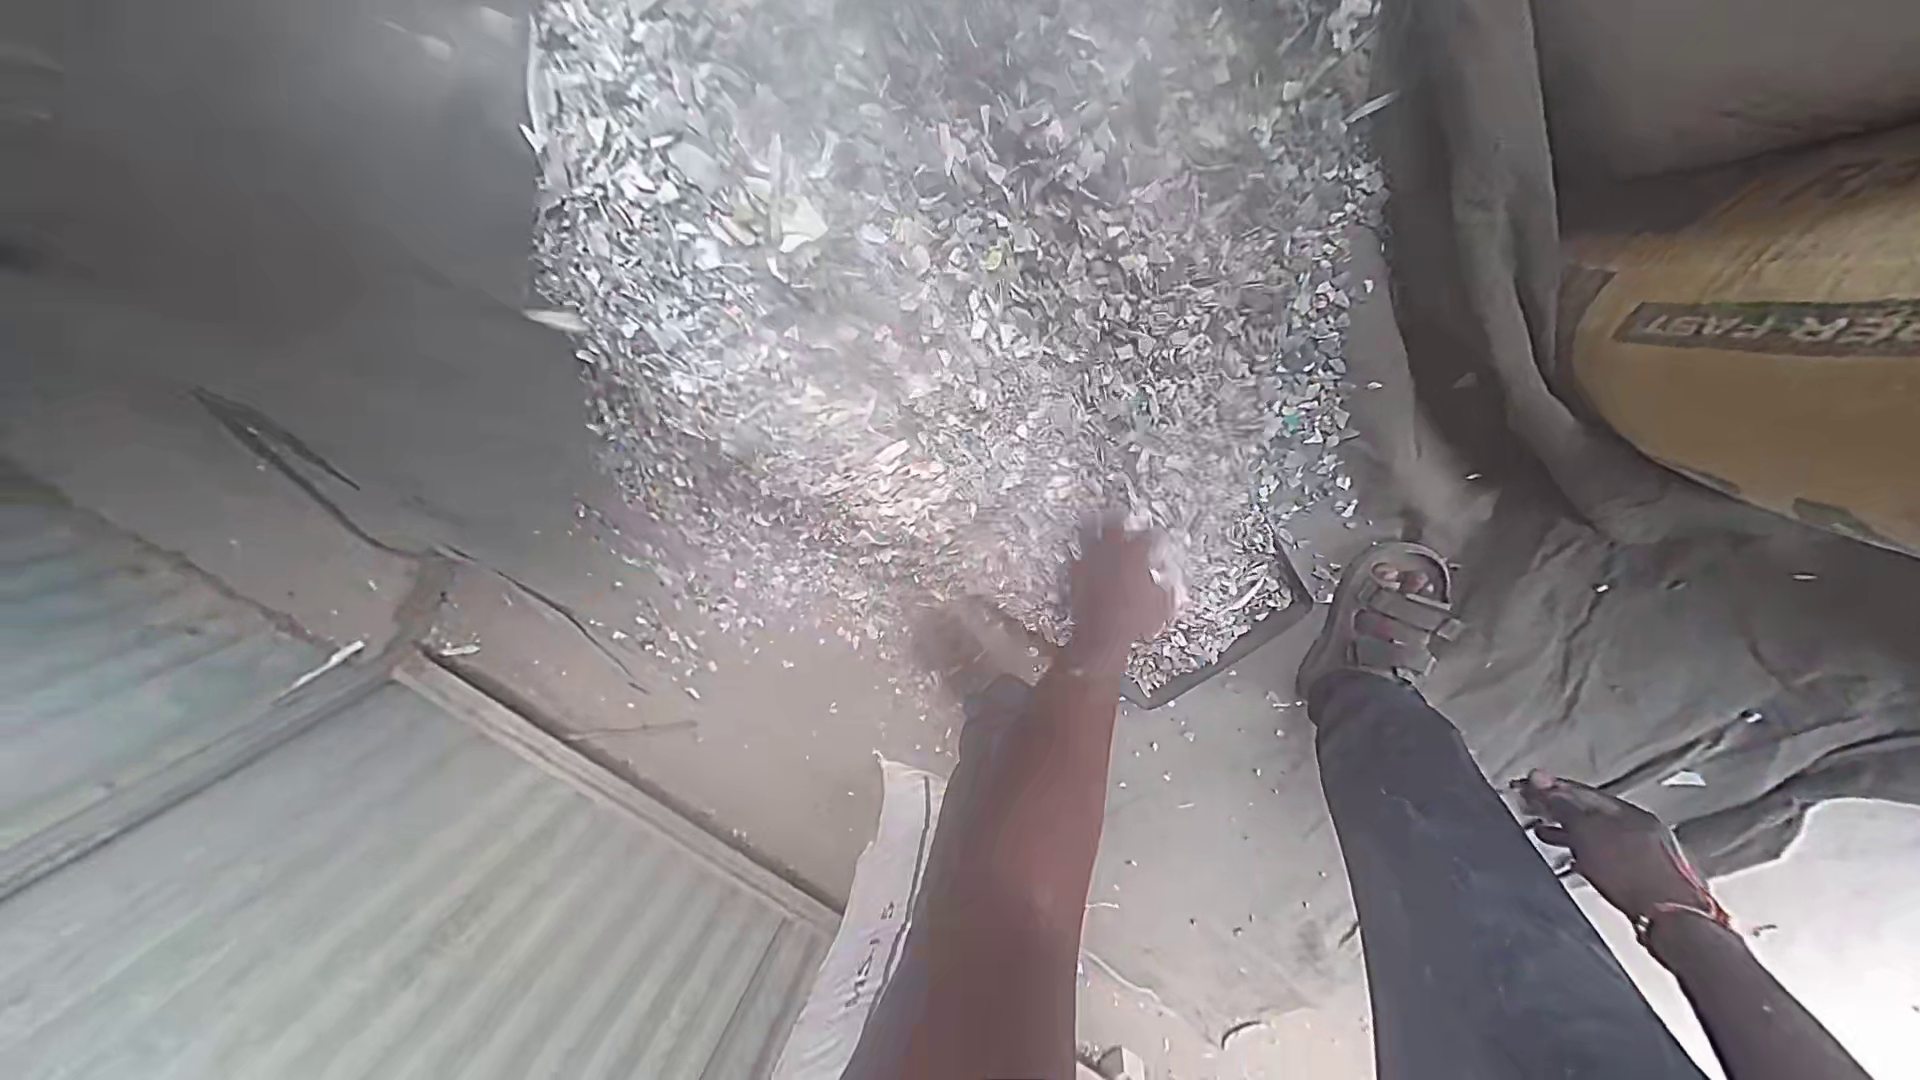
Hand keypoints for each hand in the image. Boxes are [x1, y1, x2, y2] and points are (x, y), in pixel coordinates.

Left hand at [1068, 523, 1175, 656]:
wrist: (1102, 634)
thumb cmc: (1132, 620)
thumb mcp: (1161, 605)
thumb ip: (1166, 590)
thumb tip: (1171, 588)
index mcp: (1135, 555)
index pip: (1149, 536)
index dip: (1154, 536)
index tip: (1156, 537)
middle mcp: (1111, 552)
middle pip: (1114, 524)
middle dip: (1119, 521)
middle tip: (1122, 519)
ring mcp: (1091, 560)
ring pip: (1089, 533)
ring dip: (1094, 529)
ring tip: (1095, 524)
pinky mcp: (1075, 572)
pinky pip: (1076, 558)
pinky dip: (1081, 557)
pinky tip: (1082, 559)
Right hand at [1517, 770, 1717, 921]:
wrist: (1674, 923)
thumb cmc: (1634, 875)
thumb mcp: (1584, 831)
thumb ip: (1559, 803)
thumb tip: (1540, 780)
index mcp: (1631, 813)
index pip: (1579, 790)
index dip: (1548, 787)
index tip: (1525, 788)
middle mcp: (1645, 830)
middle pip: (1590, 812)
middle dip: (1557, 809)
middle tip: (1532, 807)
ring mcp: (1650, 855)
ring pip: (1599, 834)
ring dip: (1569, 832)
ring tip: (1546, 833)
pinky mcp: (1649, 878)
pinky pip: (1609, 855)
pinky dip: (1587, 853)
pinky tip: (1577, 860)